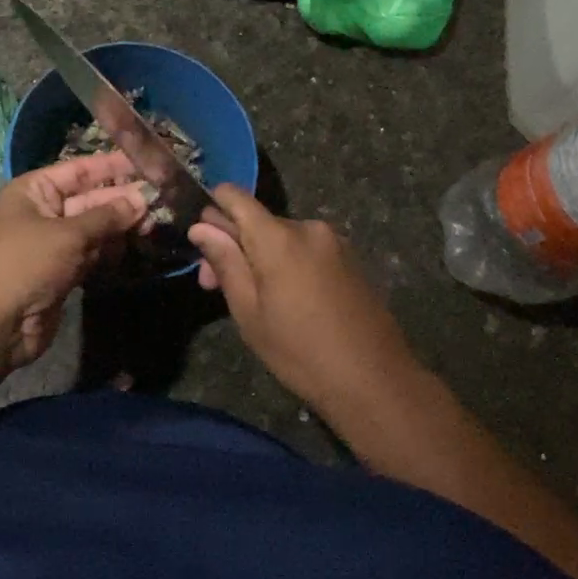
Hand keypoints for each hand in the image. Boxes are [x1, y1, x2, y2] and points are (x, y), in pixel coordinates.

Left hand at [0, 152, 148, 368]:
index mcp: (33, 190)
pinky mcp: (62, 270)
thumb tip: (140, 200)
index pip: (77, 170)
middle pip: (88, 198)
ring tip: (155, 222)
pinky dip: (111, 249)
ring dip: (121, 226)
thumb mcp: (68, 234)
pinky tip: (136, 245)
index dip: (110, 166)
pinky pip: (92, 252)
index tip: (145, 162)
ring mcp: (53, 243)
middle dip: (121, 199)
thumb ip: (106, 216)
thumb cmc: (27, 264)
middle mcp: (42, 211)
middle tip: (159, 199)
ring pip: (94, 227)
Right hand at [188, 186, 412, 414]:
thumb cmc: (301, 352)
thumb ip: (225, 262)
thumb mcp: (249, 312)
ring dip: (261, 258)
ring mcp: (334, 242)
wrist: (377, 382)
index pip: (234, 196)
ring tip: (256, 302)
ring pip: (281, 237)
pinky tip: (289, 302)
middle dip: (233, 246)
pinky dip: (288, 264)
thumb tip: (200, 226)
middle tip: (216, 289)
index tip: (203, 244)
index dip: (212, 210)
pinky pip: (305, 250)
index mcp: (278, 237)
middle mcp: (307, 227)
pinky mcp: (350, 259)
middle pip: (257, 221)